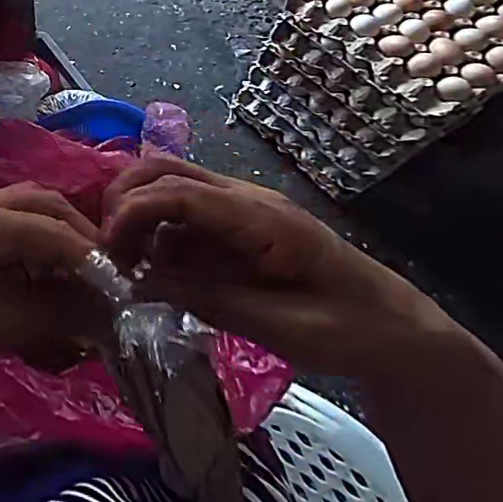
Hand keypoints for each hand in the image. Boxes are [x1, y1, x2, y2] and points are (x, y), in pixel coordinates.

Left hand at [0, 184, 103, 400]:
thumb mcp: (0, 324)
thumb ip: (58, 311)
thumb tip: (107, 310)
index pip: (55, 229)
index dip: (94, 259)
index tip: (124, 288)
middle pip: (46, 204)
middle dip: (81, 237)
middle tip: (108, 276)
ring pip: (30, 207)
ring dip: (59, 235)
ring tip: (83, 275)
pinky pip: (12, 219)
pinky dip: (37, 240)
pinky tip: (49, 271)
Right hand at [102, 152, 470, 385]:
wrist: (398, 330)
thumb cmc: (350, 331)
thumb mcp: (282, 329)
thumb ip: (210, 301)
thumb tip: (140, 283)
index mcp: (263, 218)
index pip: (181, 192)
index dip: (134, 211)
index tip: (106, 247)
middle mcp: (244, 198)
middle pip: (164, 170)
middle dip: (122, 198)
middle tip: (104, 245)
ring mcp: (238, 206)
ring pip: (167, 185)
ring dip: (136, 215)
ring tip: (124, 261)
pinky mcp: (232, 222)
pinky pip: (180, 213)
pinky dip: (155, 233)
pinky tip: (154, 268)